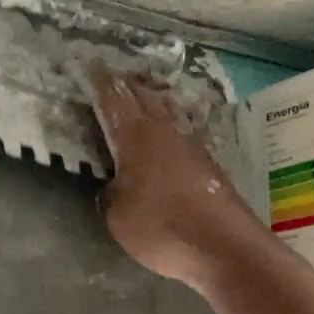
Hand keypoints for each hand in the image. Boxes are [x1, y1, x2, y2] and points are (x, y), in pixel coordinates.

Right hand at [89, 66, 263, 286]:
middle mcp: (167, 132)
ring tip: (141, 97)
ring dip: (154, 102)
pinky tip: (167, 133)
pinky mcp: (208, 166)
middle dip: (129, 86)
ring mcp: (193, 147)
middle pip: (147, 98)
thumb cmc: (162, 227)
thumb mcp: (117, 214)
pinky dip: (169, 126)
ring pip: (169, 113)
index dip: (101, 83)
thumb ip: (111, 193)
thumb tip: (117, 185)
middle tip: (114, 78)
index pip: (115, 100)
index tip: (90, 66)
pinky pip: (182, 134)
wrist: (223, 247)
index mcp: (138, 137)